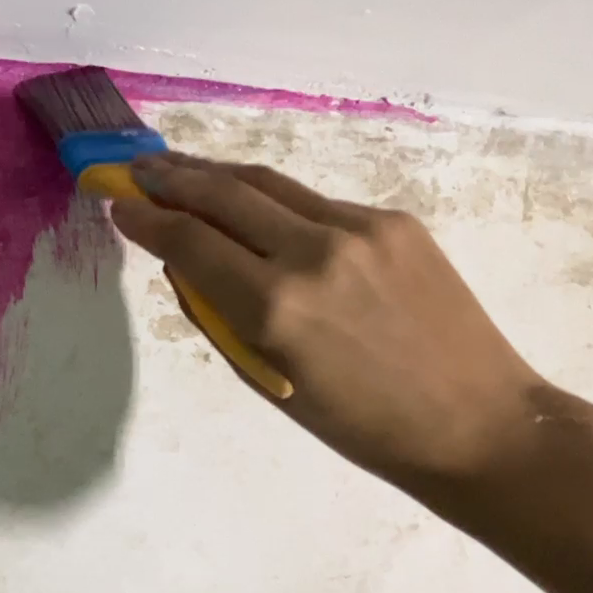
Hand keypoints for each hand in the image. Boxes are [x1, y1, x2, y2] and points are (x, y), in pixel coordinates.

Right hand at [112, 153, 551, 485]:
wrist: (476, 421)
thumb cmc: (356, 424)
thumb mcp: (266, 380)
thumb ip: (216, 315)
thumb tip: (181, 263)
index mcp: (275, 308)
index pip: (189, 242)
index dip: (145, 219)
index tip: (116, 205)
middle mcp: (313, 253)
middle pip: (222, 194)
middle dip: (170, 177)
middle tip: (134, 168)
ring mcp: (360, 228)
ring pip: (267, 184)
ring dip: (215, 175)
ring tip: (178, 169)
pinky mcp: (394, 219)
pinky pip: (312, 202)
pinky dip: (271, 203)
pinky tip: (254, 211)